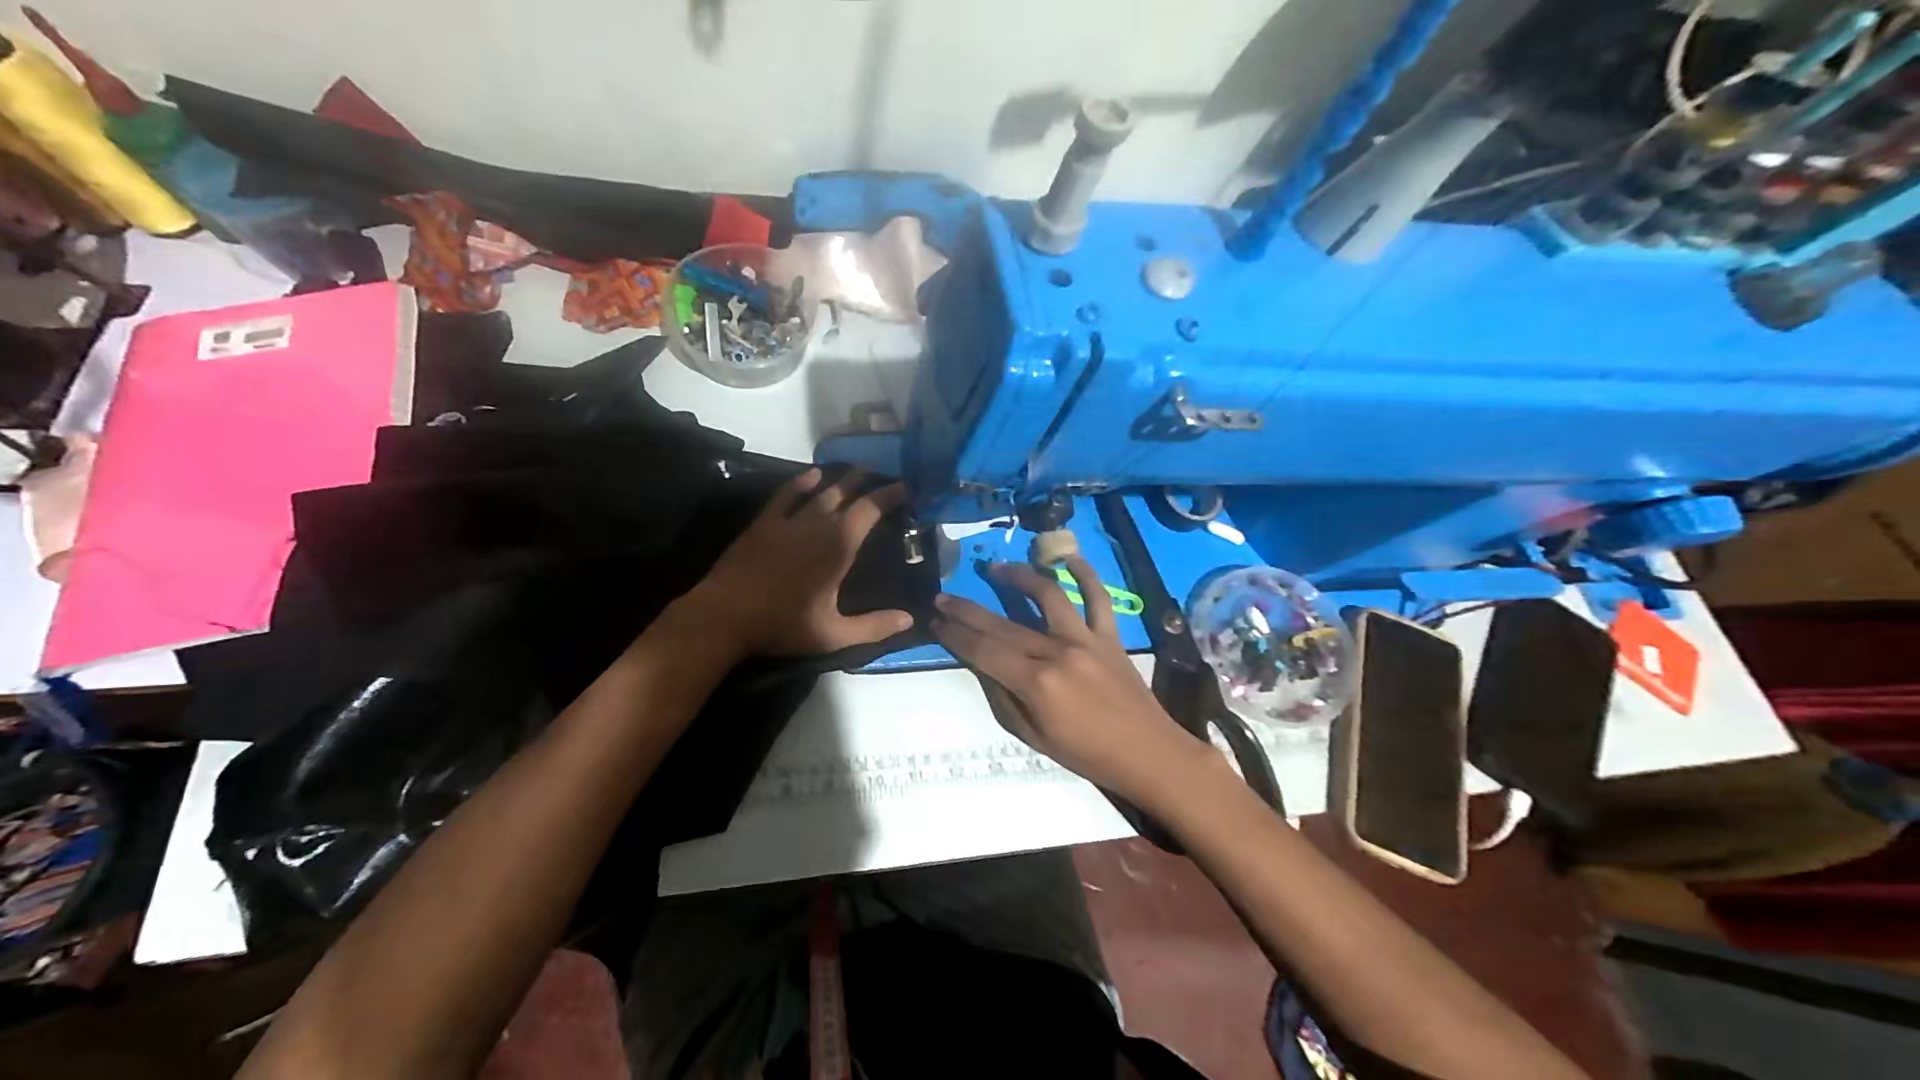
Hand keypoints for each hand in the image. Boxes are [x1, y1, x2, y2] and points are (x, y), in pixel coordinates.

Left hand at [687, 468, 914, 655]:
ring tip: (858, 471)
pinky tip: (813, 475)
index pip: (870, 509)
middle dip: (869, 481)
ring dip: (842, 479)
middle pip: (848, 493)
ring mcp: (788, 520)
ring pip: (821, 490)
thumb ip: (873, 627)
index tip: (906, 487)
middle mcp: (817, 524)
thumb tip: (910, 620)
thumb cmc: (782, 625)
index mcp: (839, 547)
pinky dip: (802, 482)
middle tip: (886, 475)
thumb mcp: (833, 634)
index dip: (889, 495)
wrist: (724, 616)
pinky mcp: (765, 522)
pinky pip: (787, 493)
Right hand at [931, 558, 1213, 809]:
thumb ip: (1004, 698)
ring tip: (996, 569)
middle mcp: (1057, 652)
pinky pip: (1098, 597)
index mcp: (1036, 683)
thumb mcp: (1034, 737)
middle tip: (943, 596)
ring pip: (1048, 596)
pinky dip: (1085, 574)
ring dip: (1018, 577)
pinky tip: (1069, 558)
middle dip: (967, 609)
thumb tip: (983, 666)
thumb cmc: (1087, 755)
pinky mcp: (1110, 635)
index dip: (955, 634)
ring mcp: (1086, 639)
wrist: (1148, 754)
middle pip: (1003, 623)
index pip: (983, 650)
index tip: (935, 621)